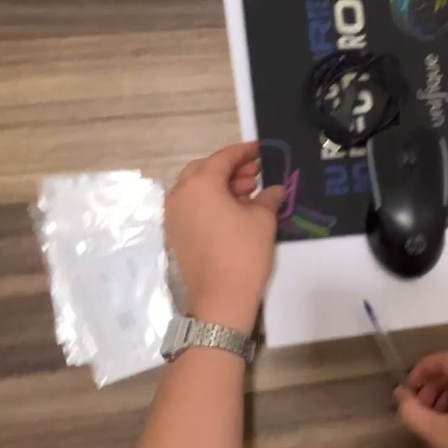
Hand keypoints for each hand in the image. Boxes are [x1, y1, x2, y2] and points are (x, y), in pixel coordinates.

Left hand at [165, 142, 285, 332]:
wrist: (220, 298)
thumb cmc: (243, 253)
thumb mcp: (262, 220)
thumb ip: (268, 197)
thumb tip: (274, 190)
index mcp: (200, 184)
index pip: (223, 158)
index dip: (244, 152)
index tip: (260, 149)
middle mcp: (180, 194)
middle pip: (204, 171)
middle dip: (230, 169)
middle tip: (256, 173)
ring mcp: (174, 215)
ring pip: (197, 190)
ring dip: (221, 186)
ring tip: (249, 192)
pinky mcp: (176, 234)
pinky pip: (193, 207)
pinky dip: (211, 203)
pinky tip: (234, 211)